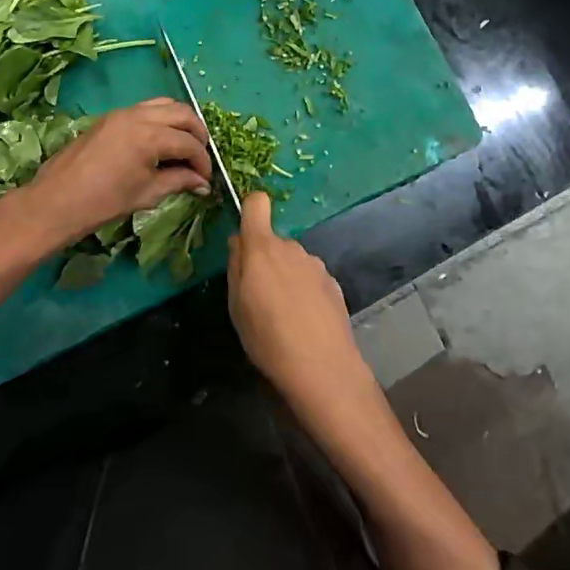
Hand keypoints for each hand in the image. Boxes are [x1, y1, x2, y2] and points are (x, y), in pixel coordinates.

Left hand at [13, 98, 210, 248]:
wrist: (57, 201)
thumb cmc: (104, 202)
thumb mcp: (147, 193)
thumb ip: (179, 182)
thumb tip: (202, 183)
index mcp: (151, 136)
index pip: (190, 143)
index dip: (203, 162)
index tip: (206, 179)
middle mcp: (140, 116)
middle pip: (183, 113)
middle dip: (197, 134)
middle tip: (200, 157)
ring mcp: (123, 113)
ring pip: (165, 105)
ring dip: (180, 122)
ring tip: (183, 145)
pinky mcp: (111, 117)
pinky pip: (146, 108)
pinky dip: (161, 119)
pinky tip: (160, 141)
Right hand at [226, 193, 374, 410]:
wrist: (322, 367)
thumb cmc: (267, 337)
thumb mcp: (236, 305)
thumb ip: (236, 266)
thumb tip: (239, 241)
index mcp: (263, 248)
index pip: (257, 203)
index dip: (249, 212)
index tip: (245, 237)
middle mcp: (292, 248)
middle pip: (273, 242)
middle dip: (264, 261)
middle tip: (259, 298)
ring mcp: (316, 264)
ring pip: (292, 262)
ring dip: (285, 278)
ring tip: (283, 317)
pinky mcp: (333, 283)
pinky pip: (310, 279)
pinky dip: (304, 293)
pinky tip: (305, 323)